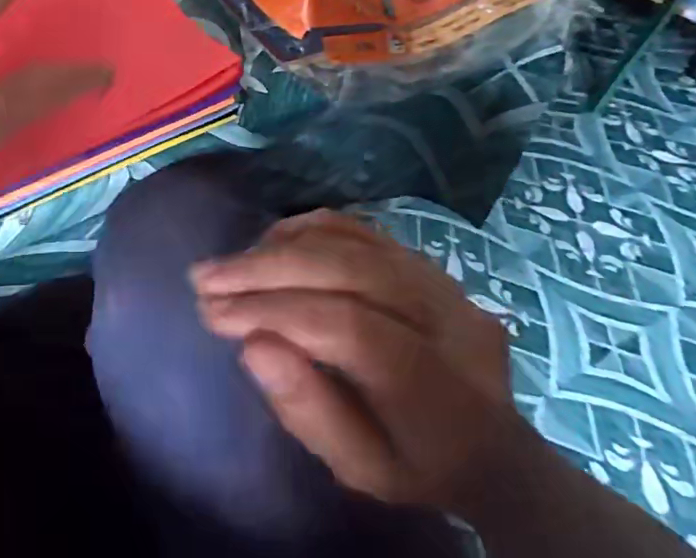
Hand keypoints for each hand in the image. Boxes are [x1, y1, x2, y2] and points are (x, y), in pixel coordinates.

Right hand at [191, 210, 532, 520]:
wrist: (491, 447)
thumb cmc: (414, 463)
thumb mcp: (361, 468)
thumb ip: (308, 410)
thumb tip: (252, 343)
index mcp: (440, 387)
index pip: (349, 328)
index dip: (273, 312)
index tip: (212, 315)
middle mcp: (449, 321)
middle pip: (347, 270)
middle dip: (264, 270)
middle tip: (204, 279)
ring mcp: (440, 281)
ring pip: (348, 242)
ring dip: (276, 247)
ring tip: (227, 266)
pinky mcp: (423, 259)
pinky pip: (357, 228)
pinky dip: (303, 230)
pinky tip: (267, 246)